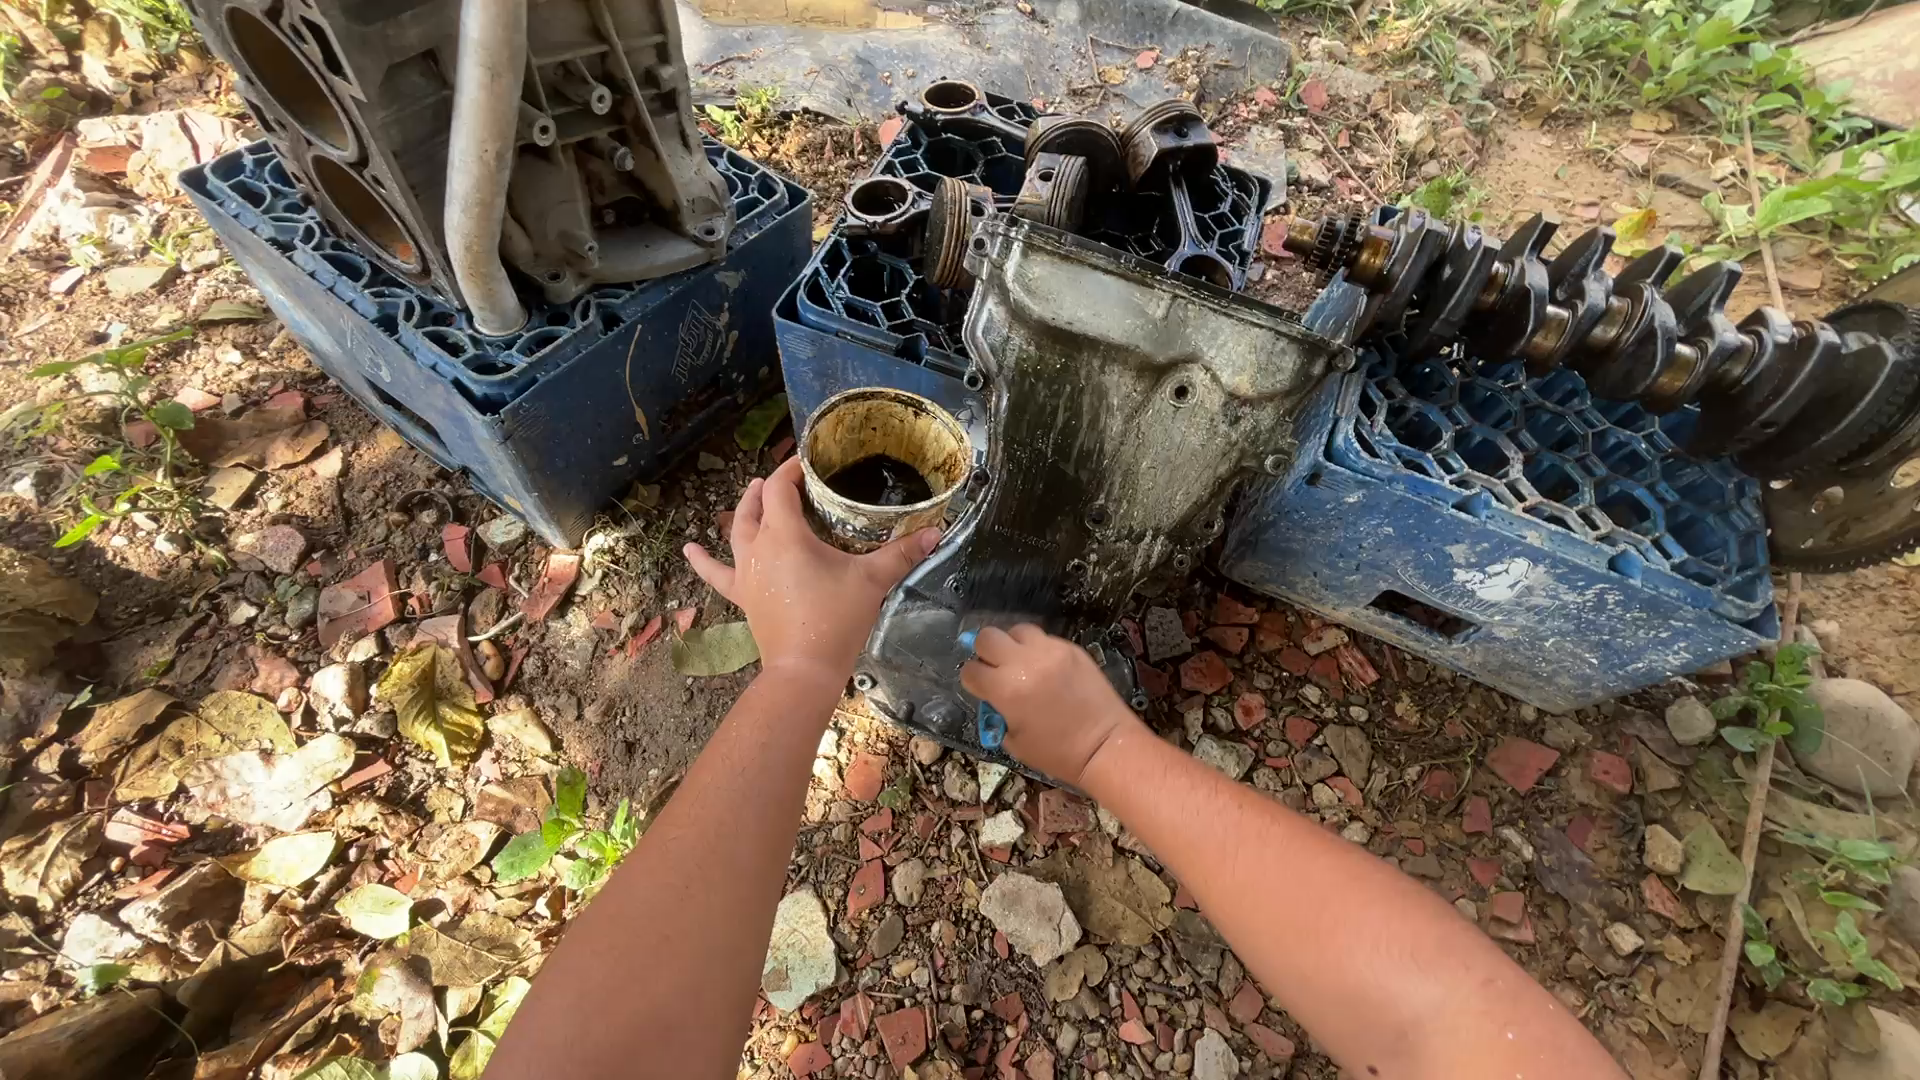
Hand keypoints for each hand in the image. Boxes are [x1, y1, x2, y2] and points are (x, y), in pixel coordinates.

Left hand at [685, 456, 939, 685]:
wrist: (805, 669)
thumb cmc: (836, 618)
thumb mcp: (871, 580)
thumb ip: (902, 553)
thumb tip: (936, 532)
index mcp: (785, 535)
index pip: (781, 488)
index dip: (792, 470)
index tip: (809, 462)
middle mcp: (758, 548)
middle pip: (755, 506)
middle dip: (768, 488)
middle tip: (784, 479)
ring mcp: (746, 574)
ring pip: (736, 533)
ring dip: (743, 510)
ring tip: (749, 494)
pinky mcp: (743, 597)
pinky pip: (717, 574)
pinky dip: (702, 561)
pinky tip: (689, 550)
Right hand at [960, 624, 1145, 786]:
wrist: (1106, 745)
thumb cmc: (1057, 753)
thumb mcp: (1014, 742)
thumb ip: (998, 713)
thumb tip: (994, 696)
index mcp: (1006, 689)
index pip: (970, 670)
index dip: (972, 679)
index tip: (980, 687)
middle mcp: (1024, 662)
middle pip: (987, 636)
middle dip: (984, 651)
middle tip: (995, 667)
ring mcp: (1050, 651)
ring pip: (1017, 630)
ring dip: (1013, 645)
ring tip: (1022, 662)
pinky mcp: (1071, 648)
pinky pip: (1045, 638)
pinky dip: (1039, 650)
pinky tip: (1046, 669)